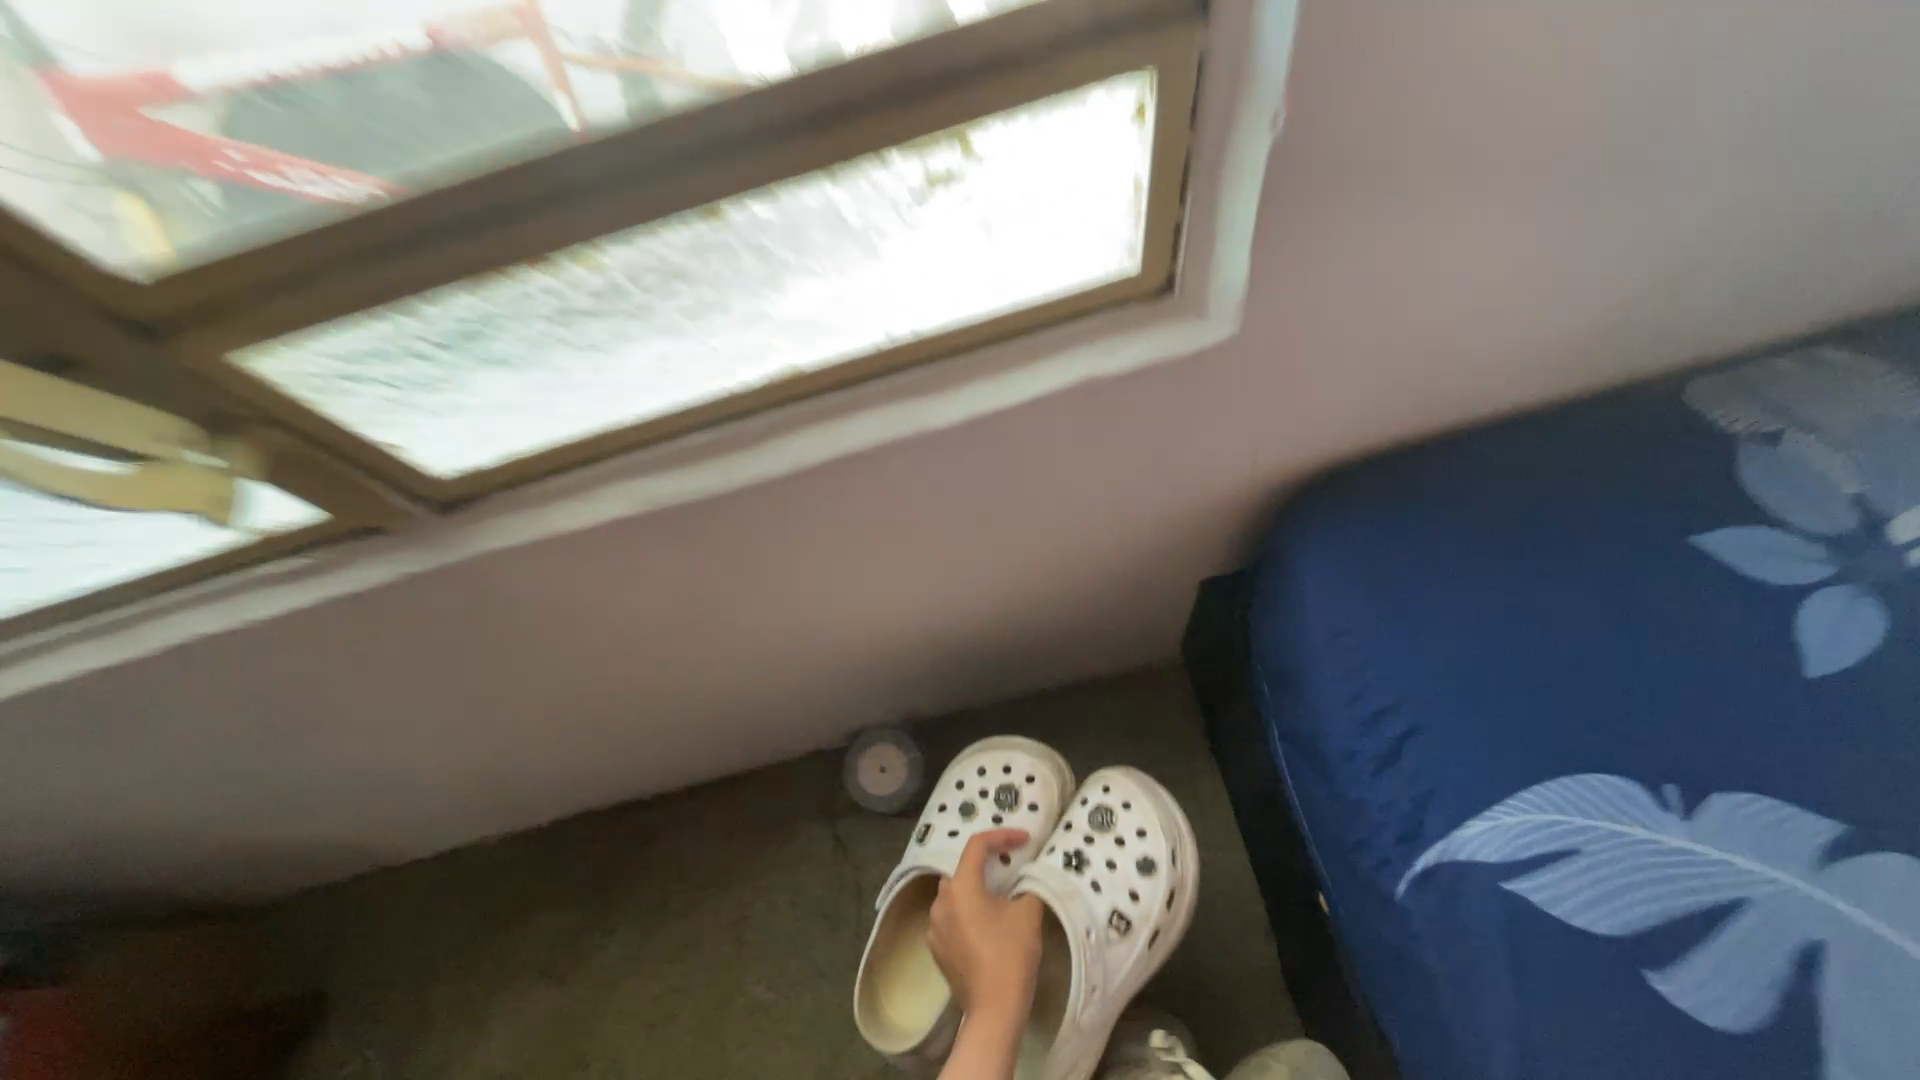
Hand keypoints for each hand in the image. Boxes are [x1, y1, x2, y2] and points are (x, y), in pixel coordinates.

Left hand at [928, 828, 1045, 1023]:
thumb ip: (1027, 885)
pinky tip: (987, 925)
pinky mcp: (937, 949)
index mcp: (960, 887)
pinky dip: (967, 913)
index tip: (1024, 839)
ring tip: (1000, 896)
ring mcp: (935, 927)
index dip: (1001, 836)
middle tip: (1011, 866)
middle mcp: (940, 902)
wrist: (994, 1009)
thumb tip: (1026, 878)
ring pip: (955, 895)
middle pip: (962, 869)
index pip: (977, 845)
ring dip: (975, 890)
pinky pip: (951, 918)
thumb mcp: (1028, 913)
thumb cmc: (1011, 955)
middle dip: (986, 864)